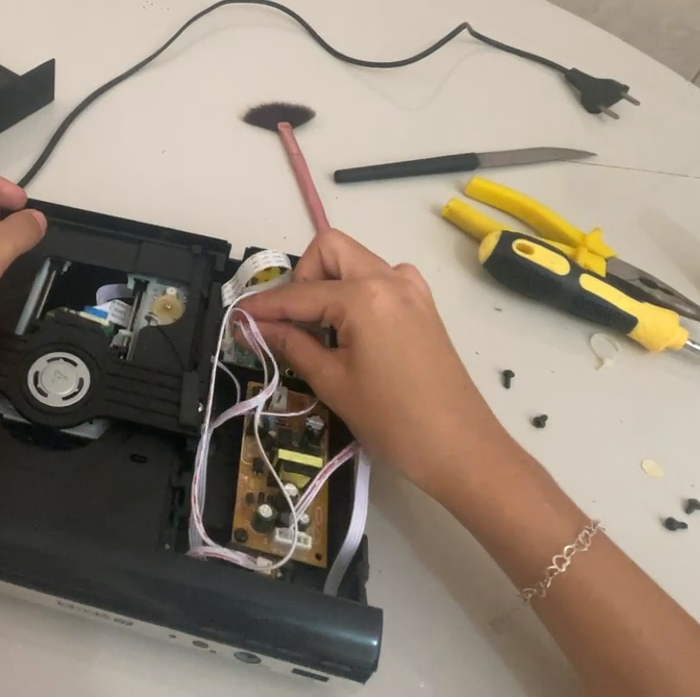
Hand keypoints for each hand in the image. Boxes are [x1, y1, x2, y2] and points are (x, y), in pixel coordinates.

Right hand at [236, 230, 515, 507]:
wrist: (464, 451)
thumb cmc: (394, 421)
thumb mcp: (332, 383)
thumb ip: (289, 344)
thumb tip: (251, 326)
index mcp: (364, 297)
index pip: (299, 293)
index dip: (263, 306)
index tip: (235, 316)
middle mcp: (389, 278)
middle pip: (329, 249)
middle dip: (301, 276)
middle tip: (289, 319)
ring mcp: (411, 289)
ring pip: (356, 260)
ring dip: (329, 281)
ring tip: (318, 328)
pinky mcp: (422, 305)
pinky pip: (381, 278)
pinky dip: (357, 291)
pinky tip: (352, 328)